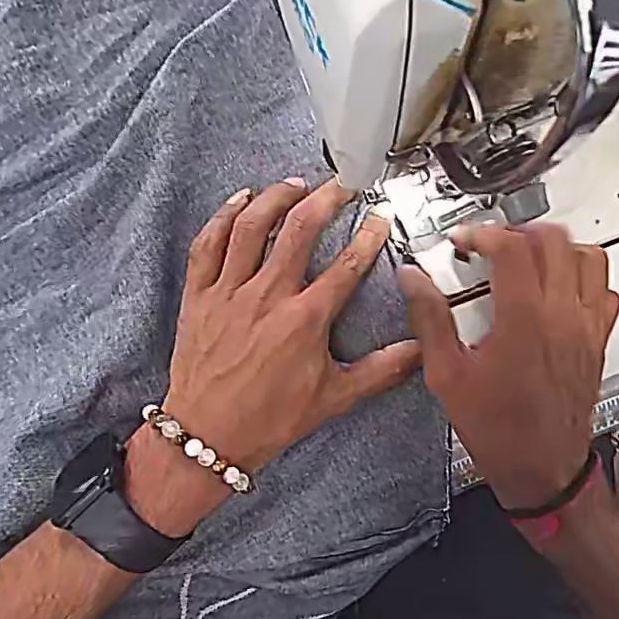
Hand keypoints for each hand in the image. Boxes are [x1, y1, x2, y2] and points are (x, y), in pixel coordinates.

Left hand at [127, 177, 422, 532]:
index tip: (379, 219)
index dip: (368, 236)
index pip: (345, 265)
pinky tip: (239, 201)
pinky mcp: (199, 296)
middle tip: (341, 186)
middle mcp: (267, 297)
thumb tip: (419, 352)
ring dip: (276, 198)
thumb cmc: (268, 419)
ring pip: (251, 226)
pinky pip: (207, 244)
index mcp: (304, 320)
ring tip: (295, 183)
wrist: (209, 435)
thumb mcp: (334, 398)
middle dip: (325, 199)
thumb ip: (381, 371)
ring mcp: (229, 293)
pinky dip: (223, 216)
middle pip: (299, 230)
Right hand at [398, 224, 618, 510]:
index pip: (511, 247)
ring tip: (526, 258)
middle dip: (517, 232)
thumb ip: (430, 318)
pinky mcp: (598, 341)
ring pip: (588, 256)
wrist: (541, 467)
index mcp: (523, 320)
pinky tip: (559, 289)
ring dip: (555, 247)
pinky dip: (583, 276)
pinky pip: (603, 290)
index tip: (465, 242)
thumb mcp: (447, 374)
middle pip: (553, 240)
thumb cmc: (499, 429)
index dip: (482, 234)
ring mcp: (586, 327)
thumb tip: (414, 281)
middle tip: (492, 246)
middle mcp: (562, 316)